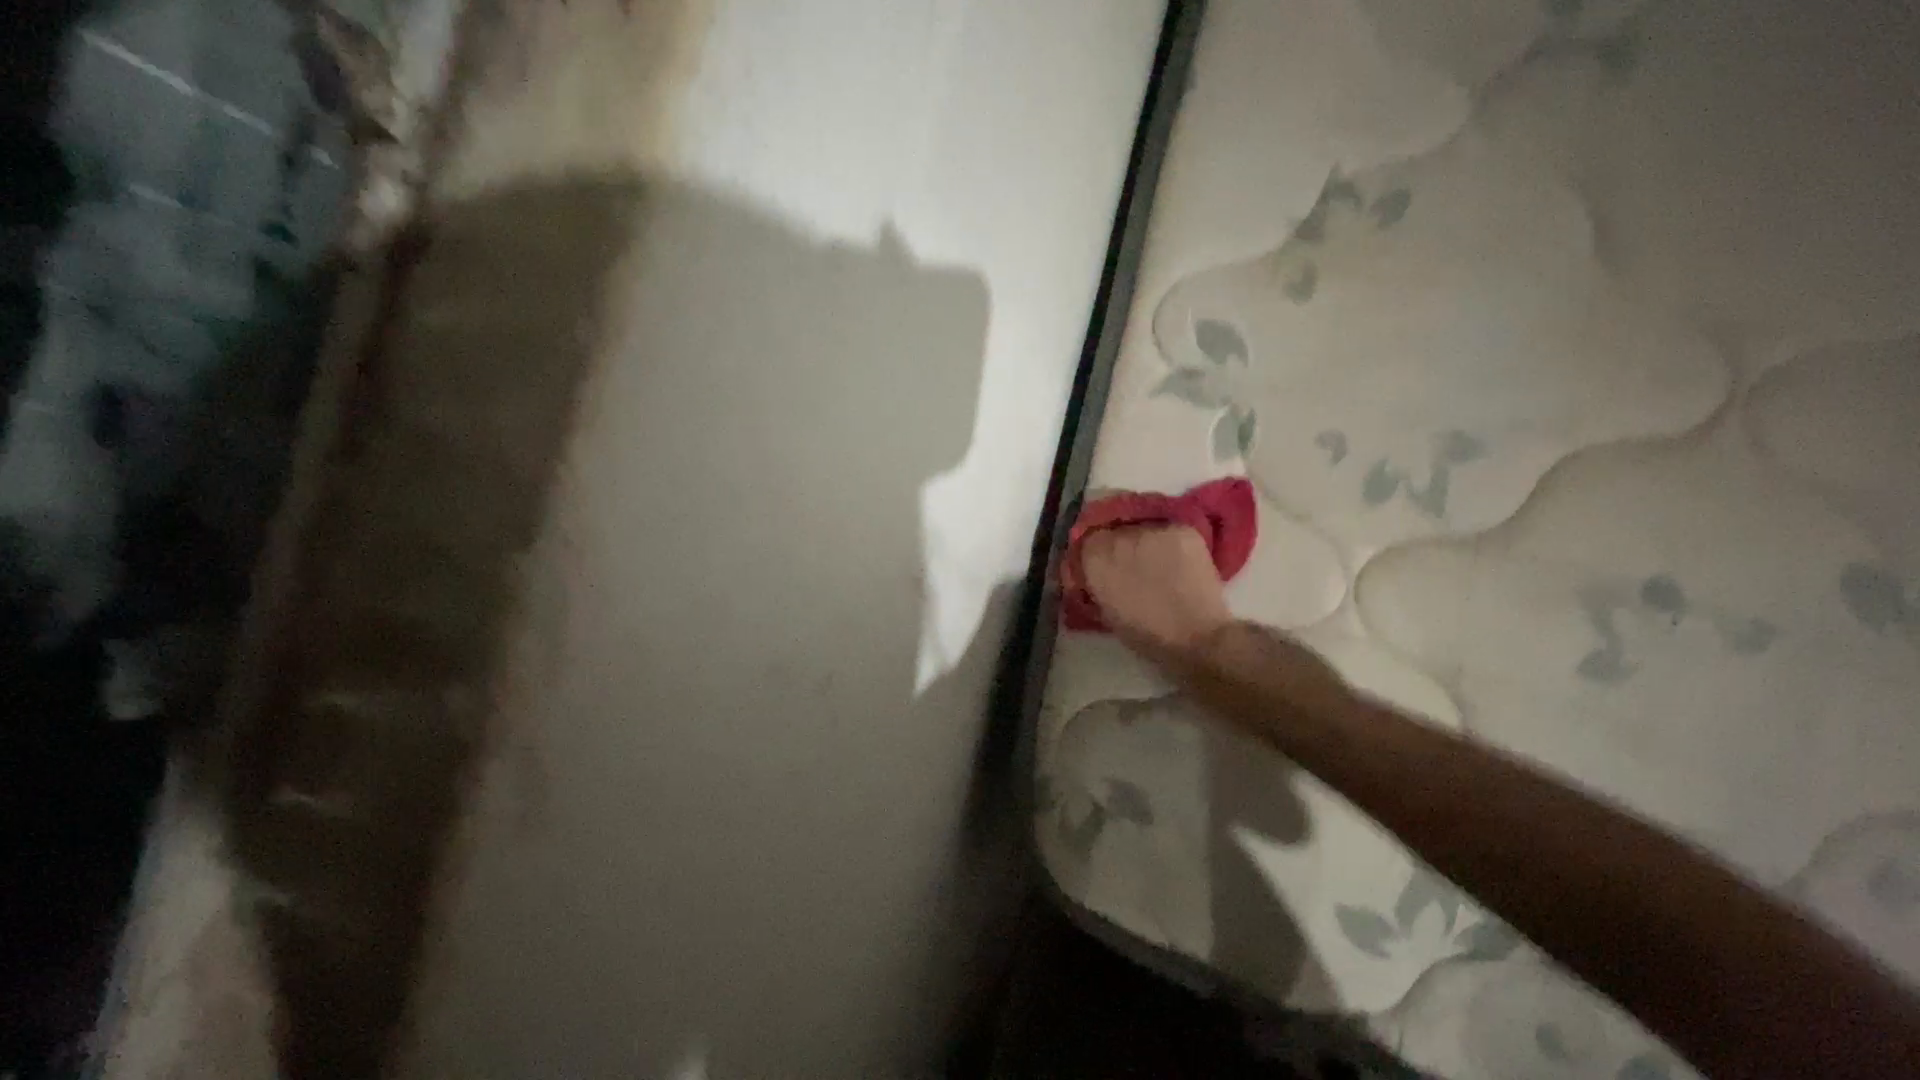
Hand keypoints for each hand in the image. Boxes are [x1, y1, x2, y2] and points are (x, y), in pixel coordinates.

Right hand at [1079, 524, 1232, 653]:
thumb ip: (1097, 584)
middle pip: (1116, 529)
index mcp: (1095, 557)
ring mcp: (1154, 529)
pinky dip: (1172, 543)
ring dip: (1147, 542)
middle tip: (1135, 565)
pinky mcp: (1183, 529)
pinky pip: (1170, 530)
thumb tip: (1099, 572)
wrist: (1196, 639)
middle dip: (1122, 544)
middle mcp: (1121, 535)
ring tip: (1160, 563)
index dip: (1097, 552)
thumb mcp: (1105, 611)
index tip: (1106, 564)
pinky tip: (1180, 562)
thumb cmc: (1146, 635)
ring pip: (1145, 528)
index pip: (1088, 539)